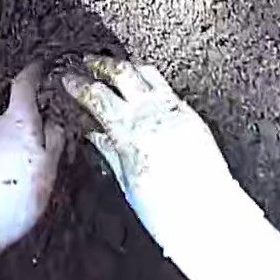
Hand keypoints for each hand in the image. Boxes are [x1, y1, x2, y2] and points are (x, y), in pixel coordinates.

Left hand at [0, 63, 64, 259]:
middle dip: (30, 131)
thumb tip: (55, 124)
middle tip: (44, 157)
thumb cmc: (8, 201)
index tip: (39, 67)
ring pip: (3, 140)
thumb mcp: (47, 171)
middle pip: (16, 117)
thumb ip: (54, 143)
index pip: (24, 84)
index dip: (34, 73)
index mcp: (16, 121)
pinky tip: (4, 194)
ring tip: (23, 186)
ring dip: (14, 154)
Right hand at [62, 56, 263, 279]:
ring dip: (127, 66)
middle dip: (101, 64)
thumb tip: (96, 135)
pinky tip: (143, 87)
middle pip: (121, 73)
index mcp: (131, 131)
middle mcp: (152, 112)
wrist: (212, 217)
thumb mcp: (128, 183)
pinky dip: (149, 81)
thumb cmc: (169, 211)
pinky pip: (165, 87)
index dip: (78, 85)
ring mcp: (174, 109)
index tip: (67, 79)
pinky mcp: (189, 114)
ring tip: (115, 66)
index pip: (97, 96)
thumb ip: (110, 152)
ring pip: (146, 72)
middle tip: (88, 62)